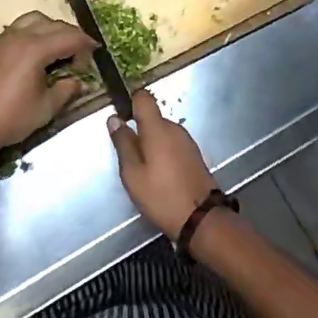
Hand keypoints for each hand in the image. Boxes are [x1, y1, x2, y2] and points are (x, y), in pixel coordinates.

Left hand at [0, 12, 95, 160]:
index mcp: (34, 48)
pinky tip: (37, 54)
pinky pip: (19, 28)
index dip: (86, 44)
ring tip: (59, 51)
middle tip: (80, 57)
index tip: (96, 55)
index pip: (69, 37)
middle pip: (53, 24)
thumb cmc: (9, 118)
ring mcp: (3, 39)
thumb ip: (67, 90)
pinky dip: (34, 32)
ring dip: (51, 29)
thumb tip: (80, 82)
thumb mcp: (45, 108)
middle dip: (71, 36)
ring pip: (34, 20)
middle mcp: (19, 36)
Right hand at [108, 90, 216, 237]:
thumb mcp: (132, 173)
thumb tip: (114, 119)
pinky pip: (172, 144)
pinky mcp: (194, 155)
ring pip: (162, 133)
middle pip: (152, 118)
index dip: (130, 103)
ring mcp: (187, 142)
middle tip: (129, 158)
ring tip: (144, 171)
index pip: (144, 98)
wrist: (202, 220)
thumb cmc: (161, 196)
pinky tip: (160, 176)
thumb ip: (123, 143)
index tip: (122, 121)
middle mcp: (175, 129)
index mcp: (158, 129)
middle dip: (139, 131)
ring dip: (151, 145)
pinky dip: (163, 153)